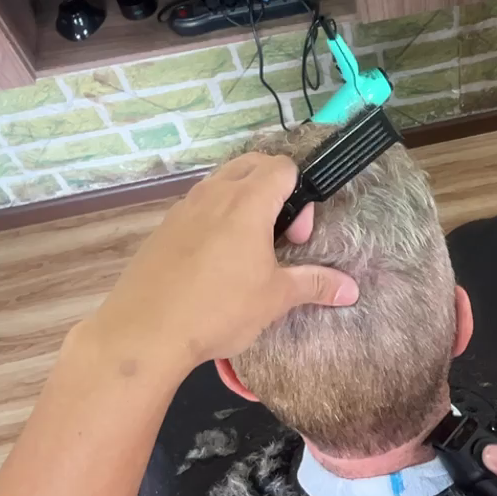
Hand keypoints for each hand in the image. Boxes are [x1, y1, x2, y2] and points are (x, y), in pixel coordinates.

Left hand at [75, 153, 357, 378]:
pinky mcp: (164, 228)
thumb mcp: (275, 298)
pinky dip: (216, 220)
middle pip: (252, 164)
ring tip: (248, 249)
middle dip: (274, 188)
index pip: (282, 166)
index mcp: (247, 202)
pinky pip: (198, 207)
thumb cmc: (219, 309)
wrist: (146, 331)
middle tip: (278, 236)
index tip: (296, 238)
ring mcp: (184, 209)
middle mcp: (214, 194)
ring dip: (243, 203)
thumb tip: (350, 289)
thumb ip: (315, 285)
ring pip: (221, 183)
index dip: (300, 195)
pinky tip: (216, 264)